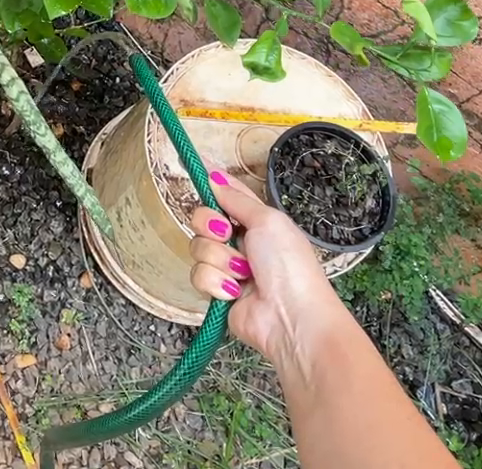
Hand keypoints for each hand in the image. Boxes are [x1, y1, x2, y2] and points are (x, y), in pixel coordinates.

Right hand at [188, 168, 345, 370]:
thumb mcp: (268, 221)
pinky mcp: (216, 291)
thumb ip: (235, 198)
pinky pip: (198, 274)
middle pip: (203, 218)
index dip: (210, 179)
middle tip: (226, 233)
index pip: (227, 192)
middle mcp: (239, 240)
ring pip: (198, 246)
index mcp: (256, 220)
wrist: (293, 320)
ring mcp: (226, 266)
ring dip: (219, 258)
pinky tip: (234, 292)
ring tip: (242, 272)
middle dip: (209, 224)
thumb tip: (214, 176)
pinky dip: (216, 282)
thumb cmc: (289, 267)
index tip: (188, 160)